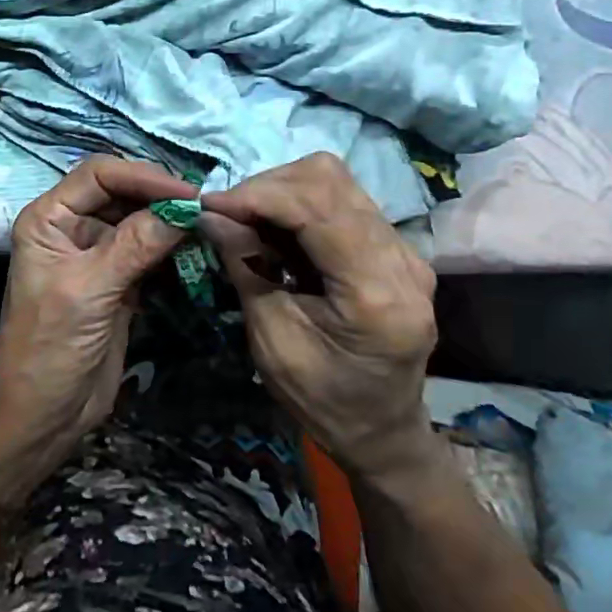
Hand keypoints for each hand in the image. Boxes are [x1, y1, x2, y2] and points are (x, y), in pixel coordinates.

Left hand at [0, 157, 196, 507]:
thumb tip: (184, 208)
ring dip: (171, 223)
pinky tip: (199, 253)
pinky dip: (172, 251)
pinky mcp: (117, 281)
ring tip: (210, 227)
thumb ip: (134, 246)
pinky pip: (148, 252)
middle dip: (161, 197)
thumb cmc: (49, 348)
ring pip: (138, 221)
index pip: (98, 175)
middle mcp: (70, 227)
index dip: (142, 176)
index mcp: (48, 218)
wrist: (43, 415)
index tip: (189, 192)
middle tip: (209, 209)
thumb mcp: (89, 291)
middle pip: (121, 193)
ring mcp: (95, 254)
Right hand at [196, 153, 439, 482]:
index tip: (209, 207)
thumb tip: (208, 214)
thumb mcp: (271, 341)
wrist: (381, 432)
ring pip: (333, 180)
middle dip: (266, 187)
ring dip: (279, 191)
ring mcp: (403, 250)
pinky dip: (296, 203)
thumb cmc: (322, 399)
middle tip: (227, 216)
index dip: (257, 195)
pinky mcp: (393, 247)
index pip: (317, 208)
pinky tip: (275, 232)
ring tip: (248, 223)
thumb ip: (246, 268)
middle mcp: (401, 261)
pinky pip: (339, 199)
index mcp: (377, 294)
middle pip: (328, 179)